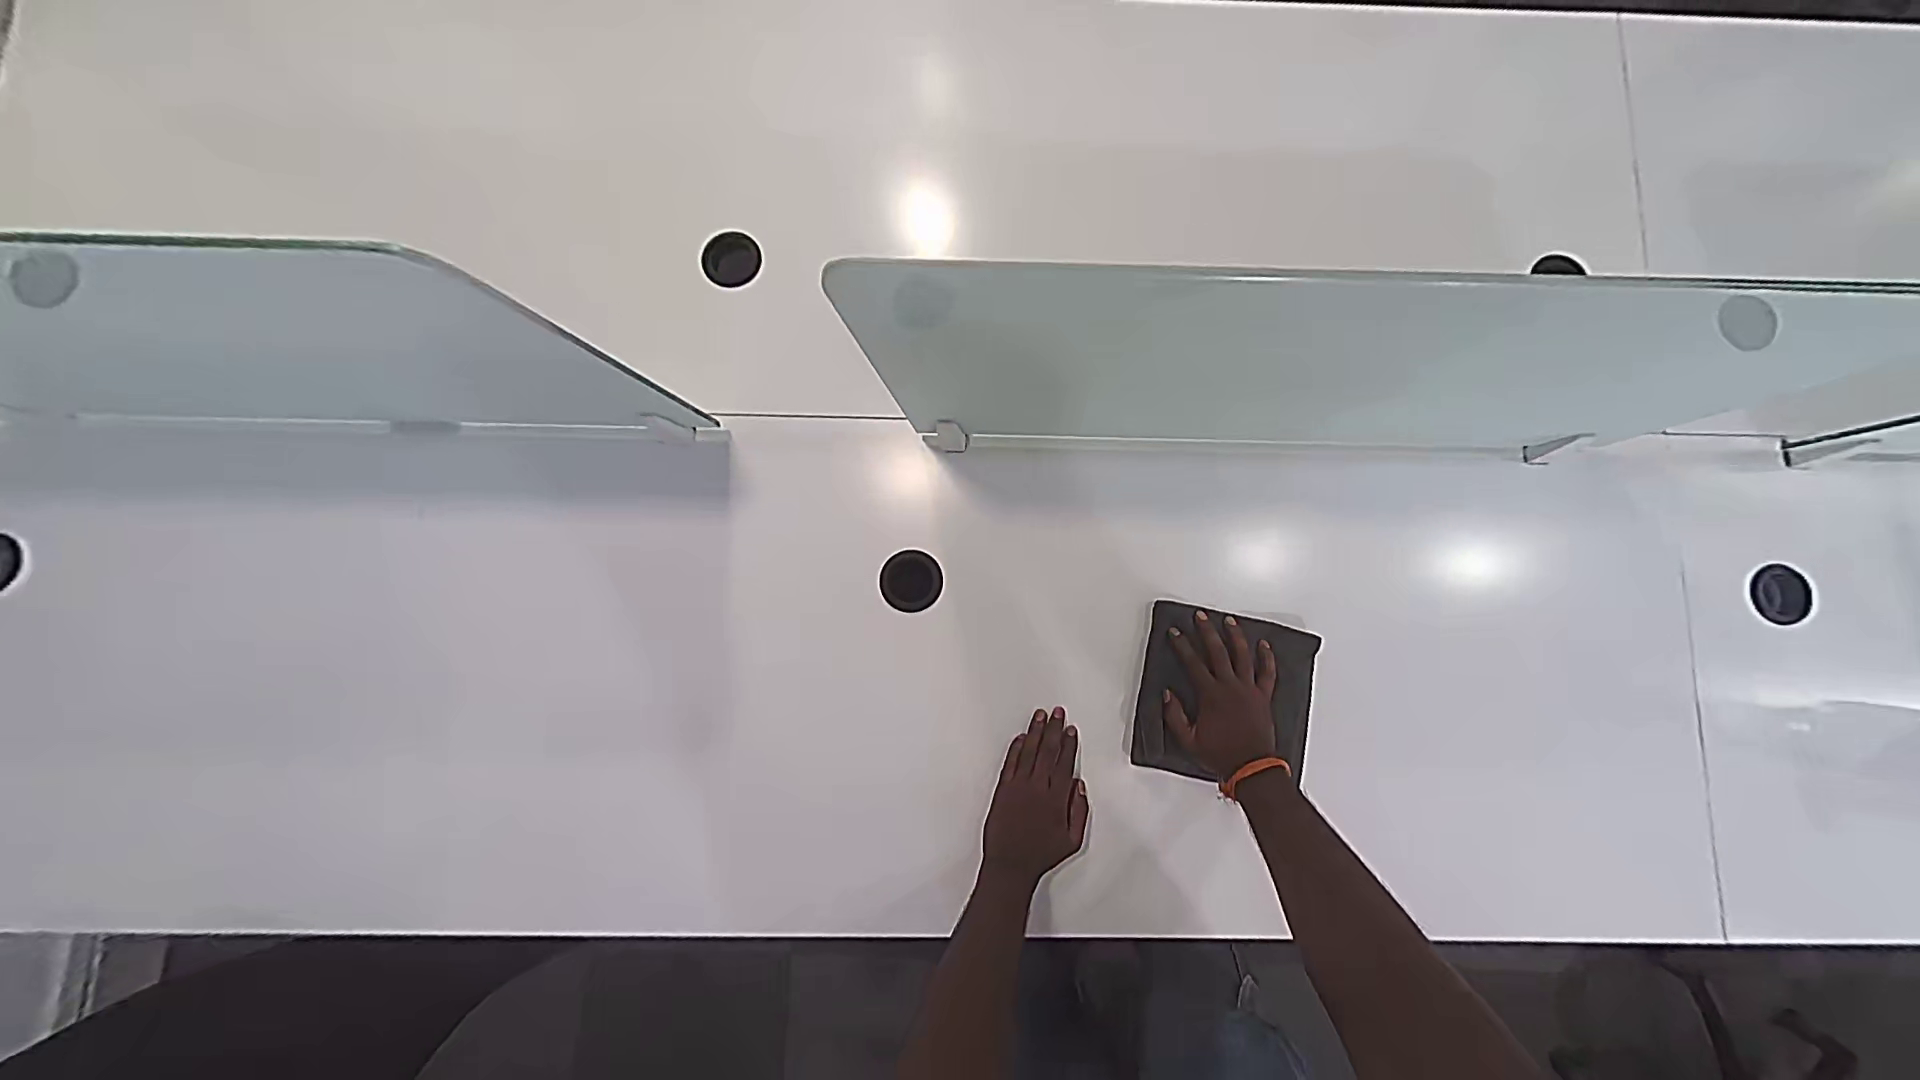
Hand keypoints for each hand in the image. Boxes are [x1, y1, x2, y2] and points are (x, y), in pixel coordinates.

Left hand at [981, 707, 1088, 887]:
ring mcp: (1018, 787)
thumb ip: (1079, 811)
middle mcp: (1037, 788)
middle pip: (1048, 751)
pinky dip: (1016, 748)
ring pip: (1029, 752)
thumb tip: (1079, 787)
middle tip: (1058, 713)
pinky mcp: (1003, 789)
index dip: (1069, 744)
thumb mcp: (1072, 840)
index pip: (1065, 763)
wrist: (1010, 864)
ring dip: (1036, 731)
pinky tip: (1021, 737)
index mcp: (1056, 799)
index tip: (1071, 730)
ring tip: (1040, 716)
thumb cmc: (1040, 854)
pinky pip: (1011, 763)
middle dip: (1054, 729)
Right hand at [1164, 609, 1279, 778]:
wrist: (1252, 767)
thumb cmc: (1220, 754)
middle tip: (1200, 616)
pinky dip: (1266, 657)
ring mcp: (1249, 690)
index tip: (1175, 632)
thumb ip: (1174, 715)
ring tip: (1229, 621)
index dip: (1182, 645)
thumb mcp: (1188, 739)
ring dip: (1235, 636)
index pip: (1193, 662)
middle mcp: (1231, 687)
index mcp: (1211, 695)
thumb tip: (1168, 694)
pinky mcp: (1263, 697)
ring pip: (1243, 655)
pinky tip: (1264, 644)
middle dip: (1207, 631)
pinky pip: (1267, 672)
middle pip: (1217, 651)